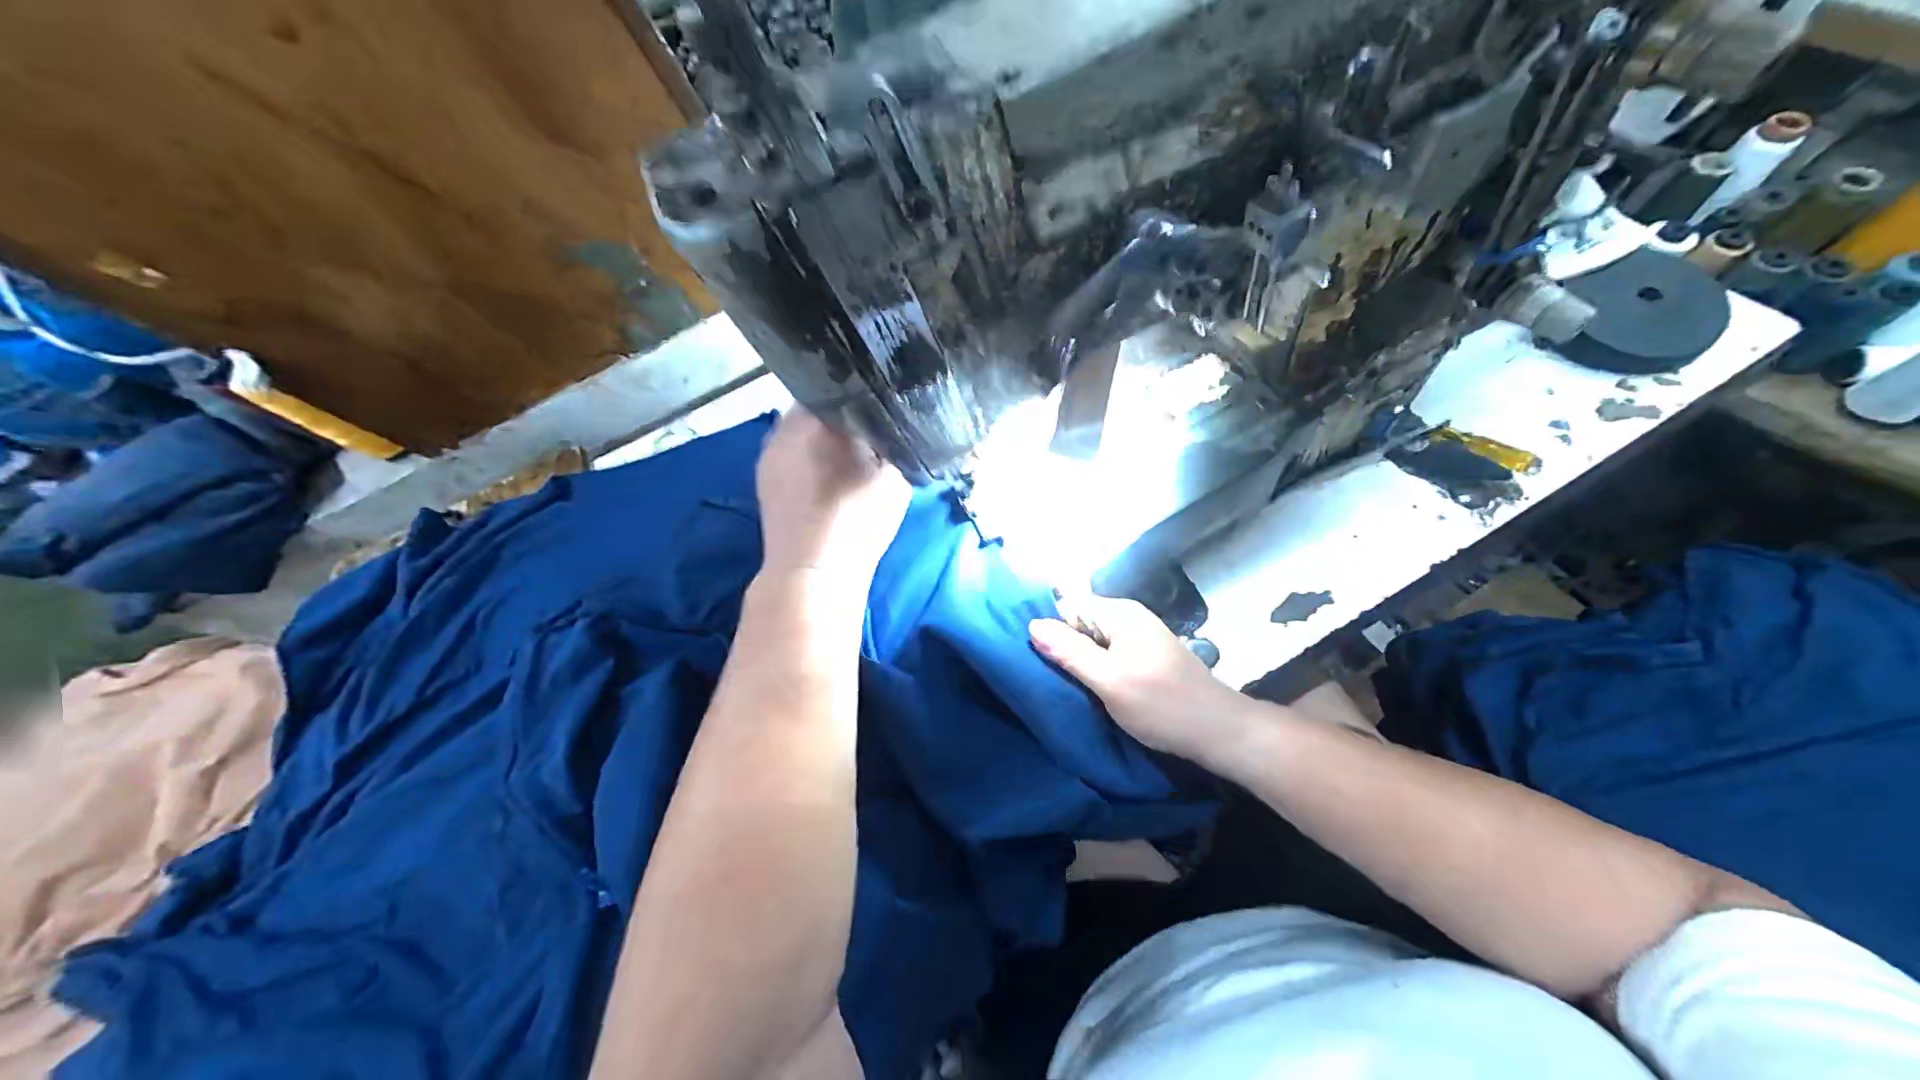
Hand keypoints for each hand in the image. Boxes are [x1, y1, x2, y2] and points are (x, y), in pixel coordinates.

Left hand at [756, 409, 911, 579]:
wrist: (813, 573)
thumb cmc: (857, 519)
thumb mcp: (894, 473)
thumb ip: (894, 438)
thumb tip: (895, 419)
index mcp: (814, 415)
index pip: (842, 384)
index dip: (864, 392)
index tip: (882, 407)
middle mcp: (783, 425)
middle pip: (818, 406)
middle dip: (843, 416)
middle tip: (870, 433)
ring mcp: (768, 454)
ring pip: (802, 431)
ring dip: (824, 438)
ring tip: (850, 456)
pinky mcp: (763, 480)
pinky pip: (791, 454)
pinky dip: (809, 458)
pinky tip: (826, 478)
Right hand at [1029, 596, 1256, 769]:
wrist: (1218, 731)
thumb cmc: (1162, 705)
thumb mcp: (1109, 680)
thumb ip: (1070, 652)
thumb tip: (1032, 625)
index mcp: (1120, 613)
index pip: (1067, 606)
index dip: (1049, 629)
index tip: (1034, 657)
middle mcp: (1129, 616)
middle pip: (1079, 621)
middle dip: (1062, 645)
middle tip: (1047, 676)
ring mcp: (1139, 635)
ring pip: (1092, 640)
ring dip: (1078, 660)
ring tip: (1064, 684)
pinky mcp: (1144, 655)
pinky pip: (1107, 652)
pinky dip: (1096, 668)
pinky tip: (1090, 688)